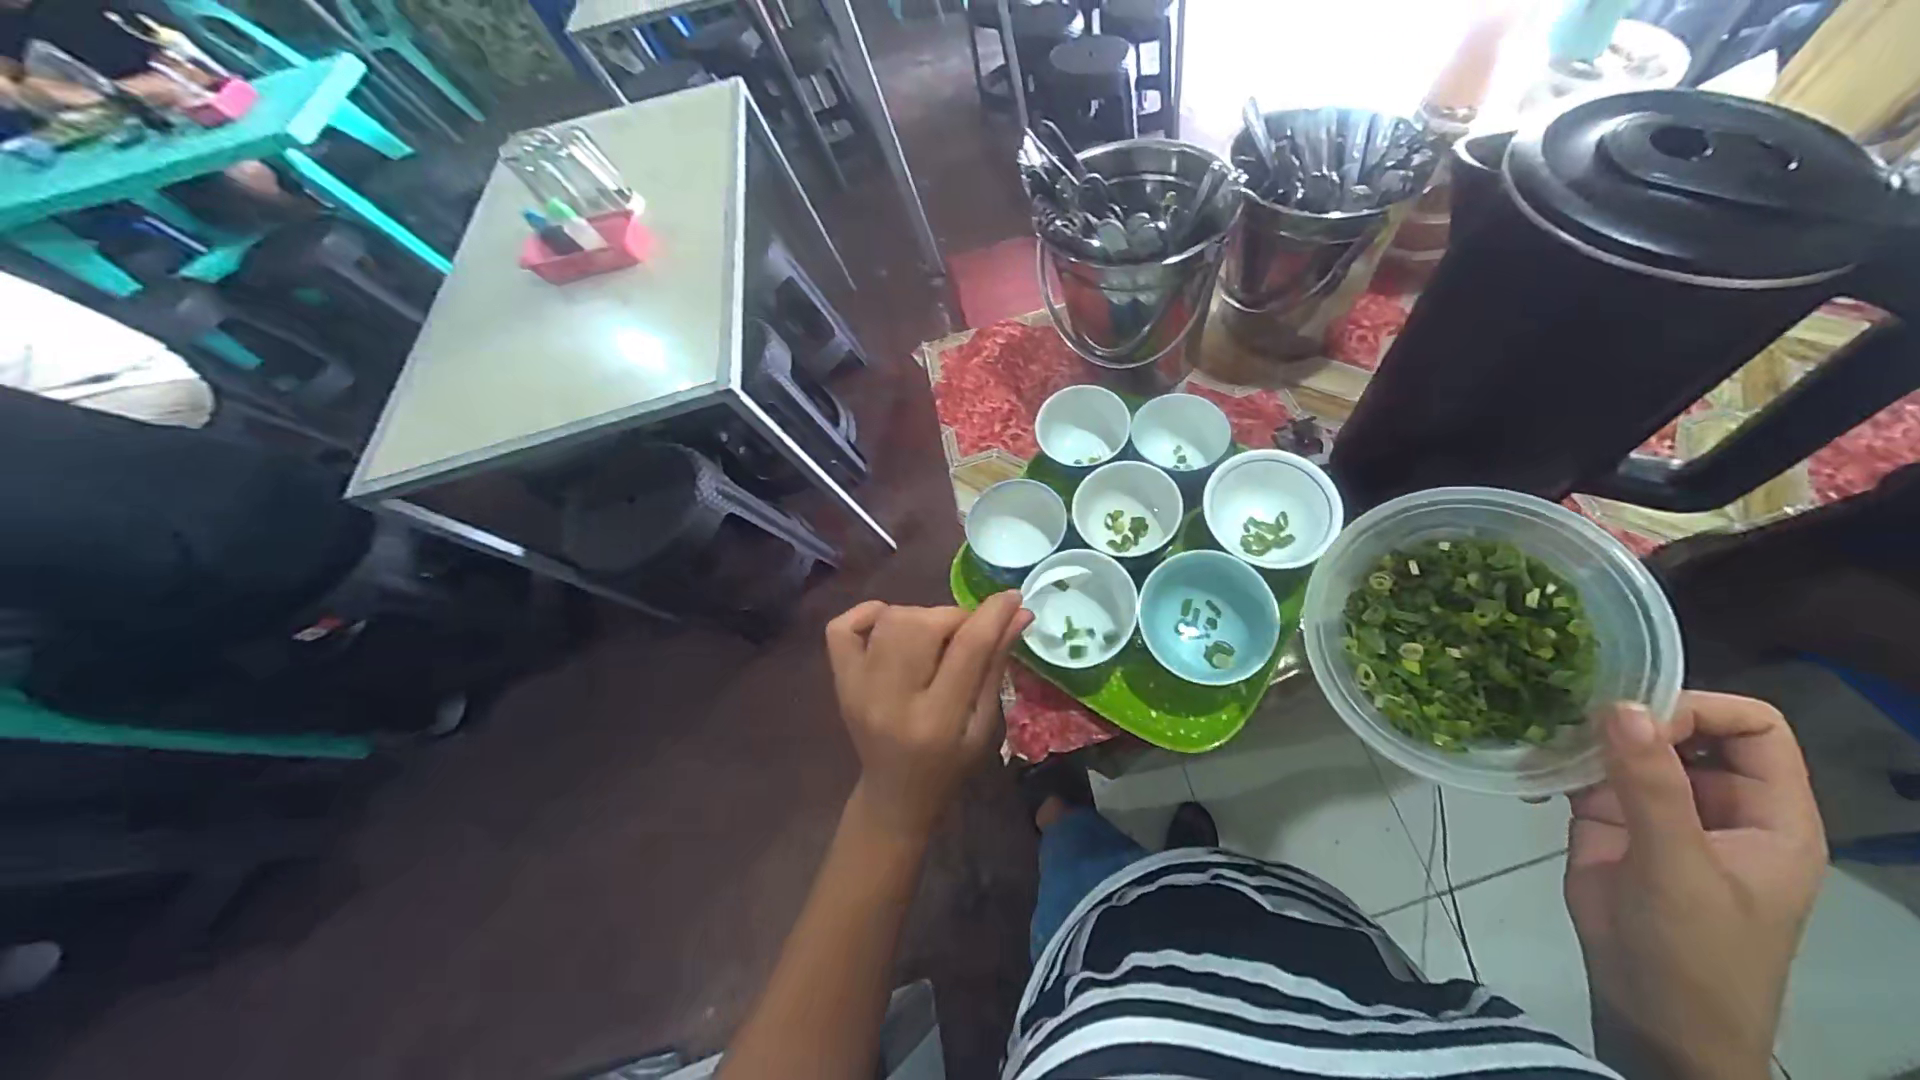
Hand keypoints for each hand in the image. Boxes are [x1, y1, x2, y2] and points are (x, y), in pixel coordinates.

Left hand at [825, 592, 1031, 839]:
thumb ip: (996, 665)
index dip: (992, 615)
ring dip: (920, 616)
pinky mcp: (839, 681)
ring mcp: (857, 689)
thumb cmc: (950, 763)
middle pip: (920, 626)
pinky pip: (841, 627)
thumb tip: (1018, 613)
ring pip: (889, 620)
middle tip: (965, 633)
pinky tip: (890, 625)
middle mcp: (891, 701)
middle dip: (952, 617)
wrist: (895, 794)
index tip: (1010, 597)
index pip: (967, 649)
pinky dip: (869, 614)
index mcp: (937, 720)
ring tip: (933, 637)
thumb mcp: (984, 724)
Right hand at [1565, 692, 1826, 1079]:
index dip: (1698, 712)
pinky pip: (1584, 772)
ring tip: (1540, 725)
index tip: (1635, 717)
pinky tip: (1528, 759)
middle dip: (1633, 715)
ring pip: (1628, 746)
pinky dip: (1555, 760)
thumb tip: (1621, 705)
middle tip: (1573, 712)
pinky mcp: (1605, 818)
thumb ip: (1652, 785)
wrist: (1649, 1006)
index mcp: (1766, 811)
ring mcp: (1656, 808)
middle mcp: (1713, 800)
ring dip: (1586, 733)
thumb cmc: (1694, 947)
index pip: (1752, 729)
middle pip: (1685, 728)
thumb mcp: (1679, 865)